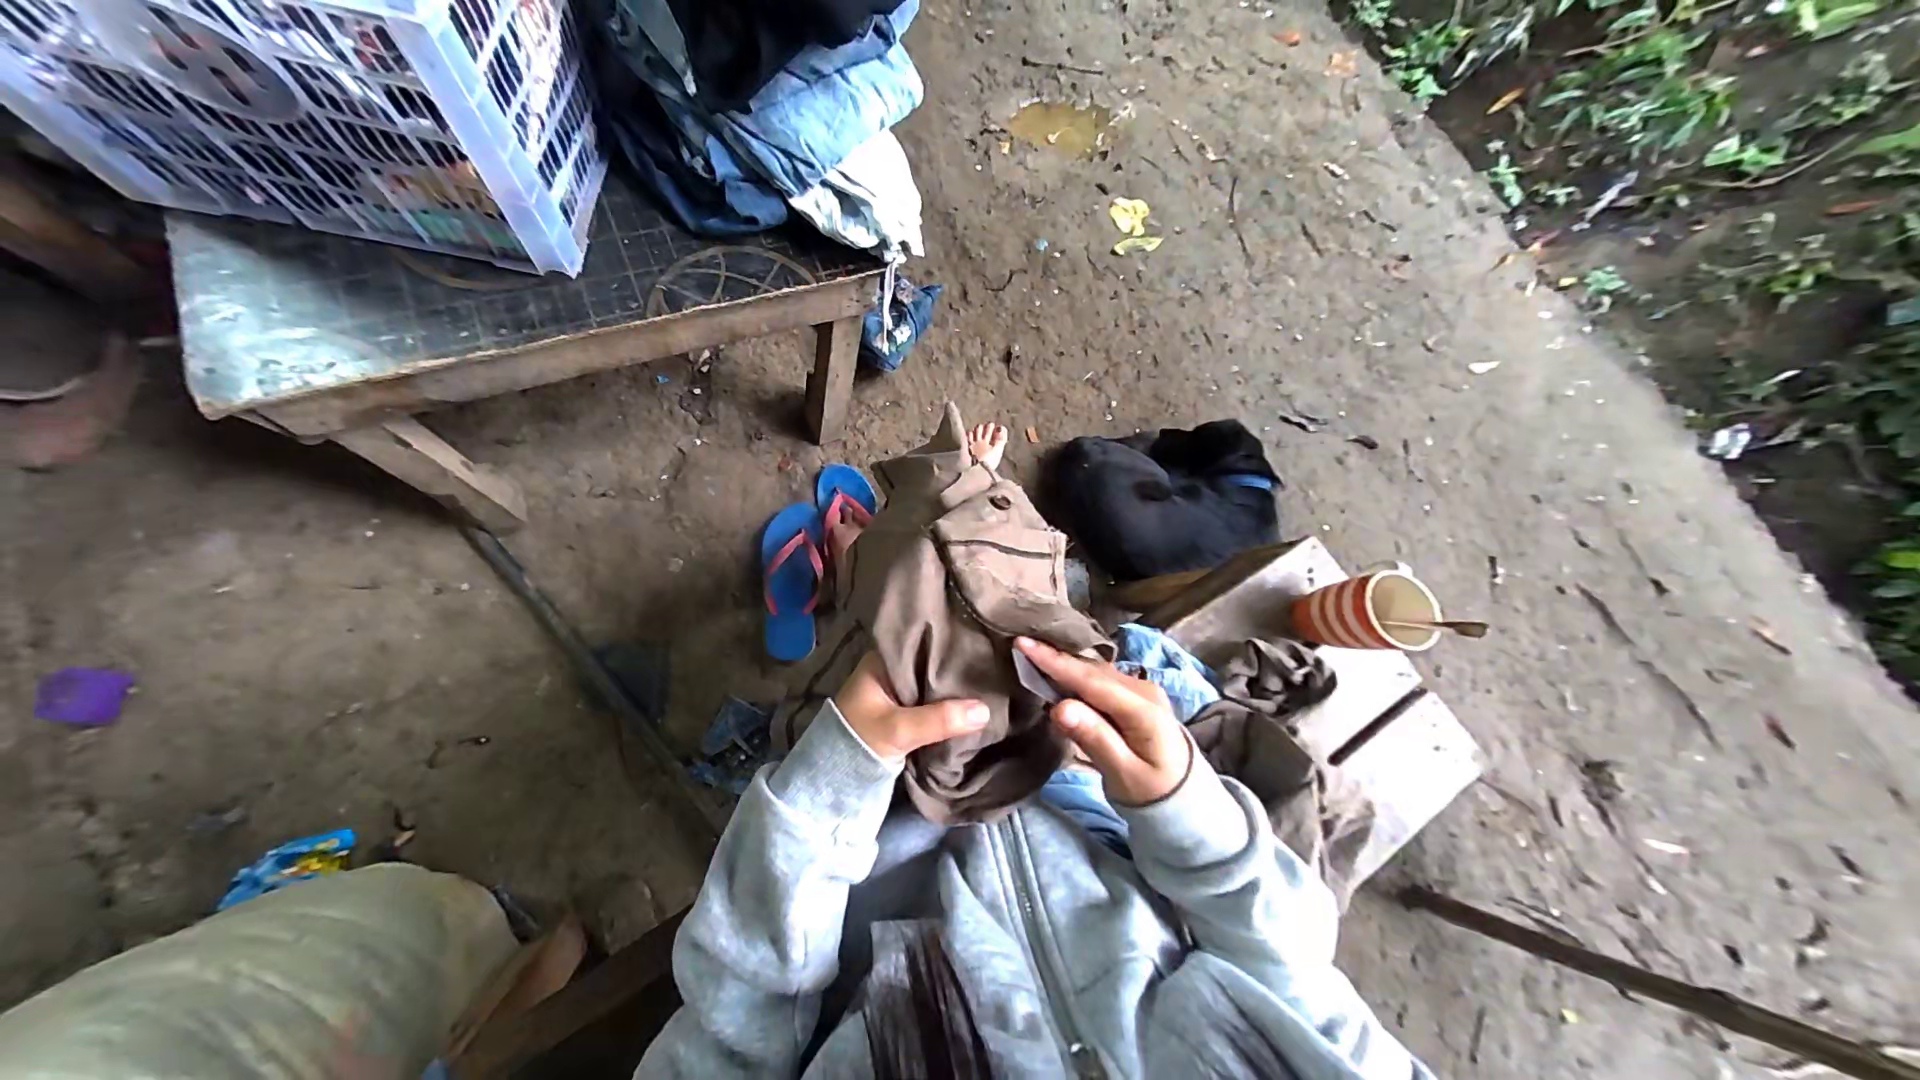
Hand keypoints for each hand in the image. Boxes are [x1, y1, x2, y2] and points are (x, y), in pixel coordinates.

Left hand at [832, 652, 989, 760]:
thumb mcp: (899, 729)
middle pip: (929, 659)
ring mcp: (897, 689)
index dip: (947, 641)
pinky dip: (947, 700)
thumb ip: (939, 719)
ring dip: (952, 684)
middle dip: (953, 664)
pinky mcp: (905, 708)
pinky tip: (972, 698)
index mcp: (881, 660)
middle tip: (988, 660)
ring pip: (932, 679)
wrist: (838, 778)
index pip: (920, 640)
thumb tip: (984, 710)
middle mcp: (890, 668)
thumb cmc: (861, 741)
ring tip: (986, 676)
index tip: (976, 642)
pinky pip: (931, 697)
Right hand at [1015, 636, 1191, 804]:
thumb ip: (1094, 738)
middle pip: (1092, 670)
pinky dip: (1077, 674)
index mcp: (1143, 710)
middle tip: (1020, 645)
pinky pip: (1100, 678)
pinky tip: (1058, 673)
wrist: (1185, 799)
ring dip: (1065, 664)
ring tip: (1032, 653)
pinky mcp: (1135, 695)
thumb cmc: (1151, 791)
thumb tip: (1060, 708)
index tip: (1024, 644)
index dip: (1055, 662)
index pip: (1091, 680)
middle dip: (1055, 657)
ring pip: (1095, 671)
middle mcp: (1143, 690)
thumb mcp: (1123, 773)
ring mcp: (1141, 689)